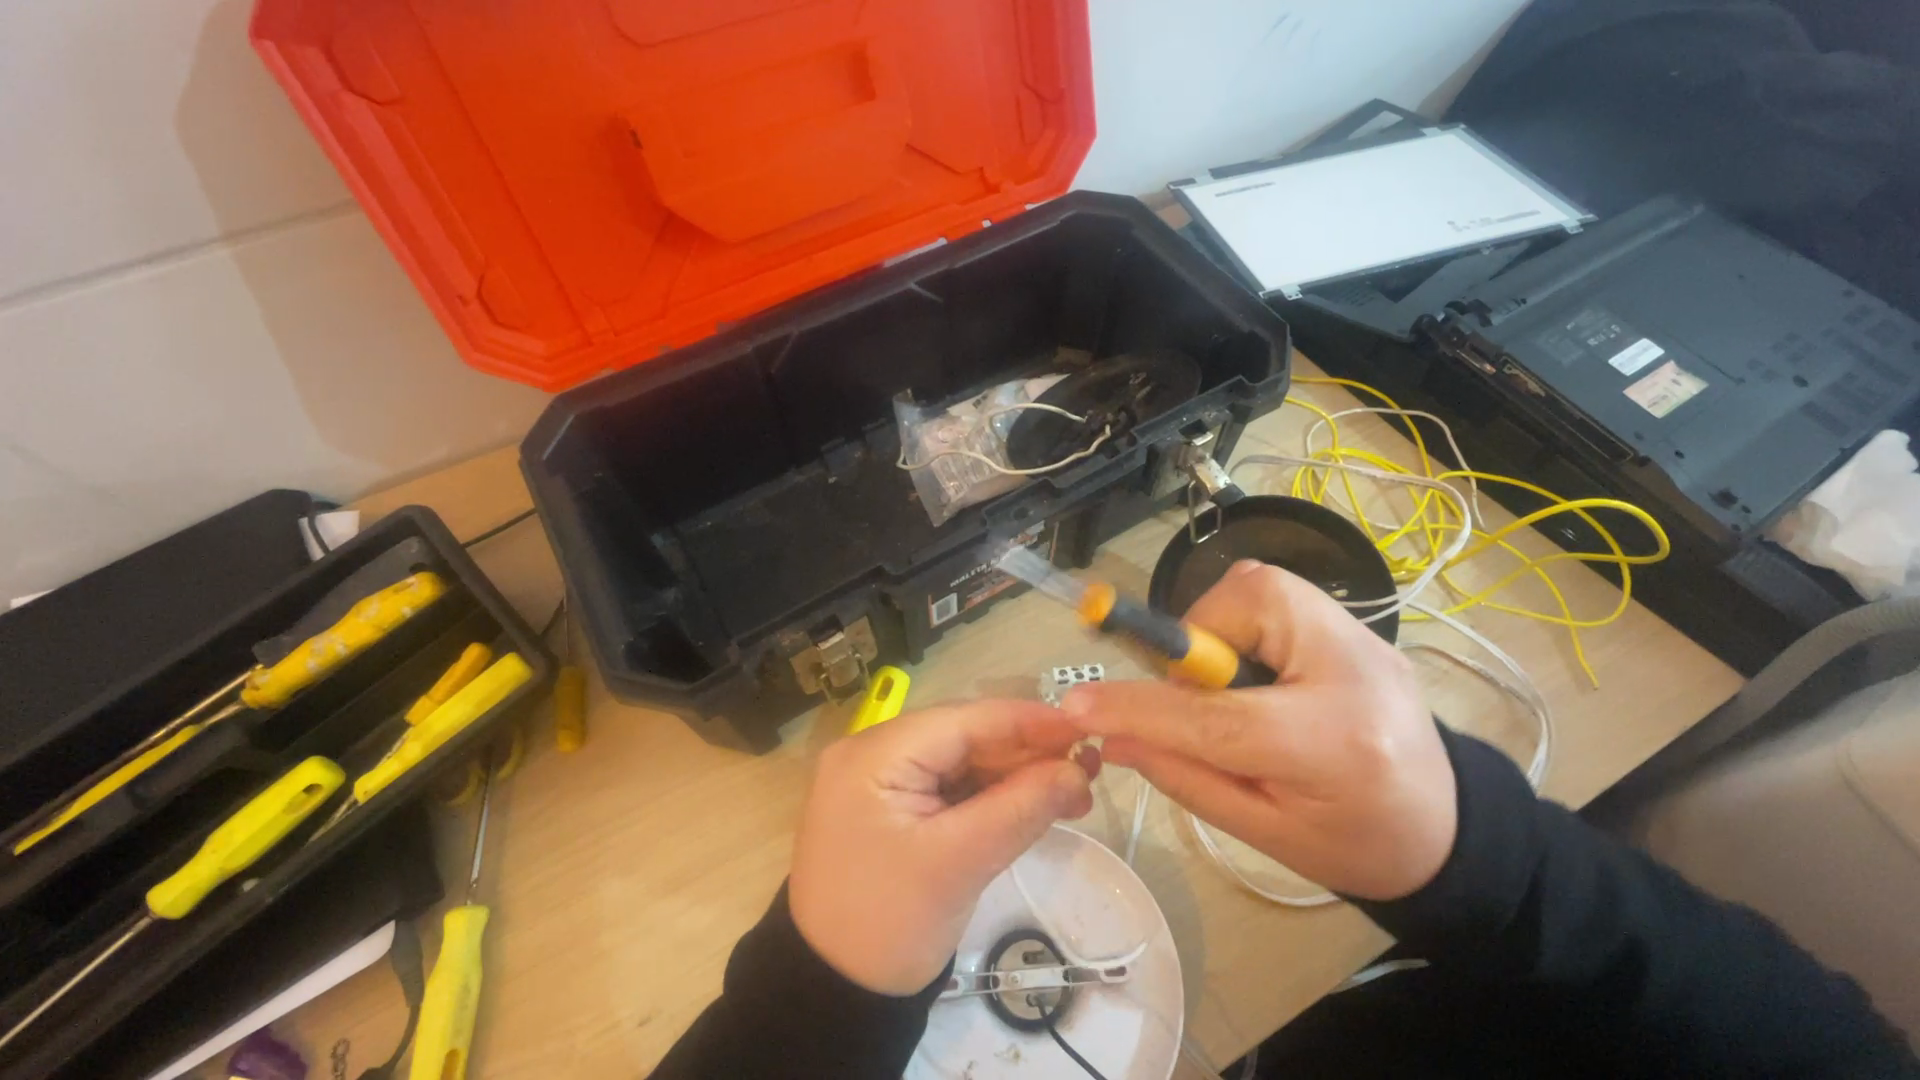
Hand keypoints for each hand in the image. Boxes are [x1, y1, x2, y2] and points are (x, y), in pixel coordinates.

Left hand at [788, 701, 1098, 994]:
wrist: (834, 992)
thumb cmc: (888, 924)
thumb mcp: (958, 864)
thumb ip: (1020, 808)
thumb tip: (1078, 770)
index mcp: (873, 754)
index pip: (963, 720)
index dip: (1027, 722)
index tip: (1084, 729)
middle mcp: (872, 754)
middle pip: (963, 738)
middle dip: (1026, 753)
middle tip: (1088, 772)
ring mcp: (880, 782)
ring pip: (961, 763)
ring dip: (1014, 777)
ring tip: (1073, 795)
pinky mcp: (892, 810)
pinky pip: (949, 789)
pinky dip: (991, 798)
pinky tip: (1033, 806)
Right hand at [1062, 561, 1455, 900]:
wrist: (1450, 829)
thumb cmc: (1354, 846)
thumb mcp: (1263, 831)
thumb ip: (1184, 777)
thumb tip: (1112, 737)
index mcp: (1330, 744)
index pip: (1213, 715)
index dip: (1138, 707)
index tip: (1077, 705)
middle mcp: (1352, 669)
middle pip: (1248, 604)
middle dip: (1195, 636)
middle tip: (1193, 691)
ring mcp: (1362, 637)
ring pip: (1258, 585)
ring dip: (1218, 624)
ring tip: (1229, 682)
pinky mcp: (1359, 625)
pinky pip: (1278, 593)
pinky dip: (1244, 621)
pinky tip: (1258, 670)